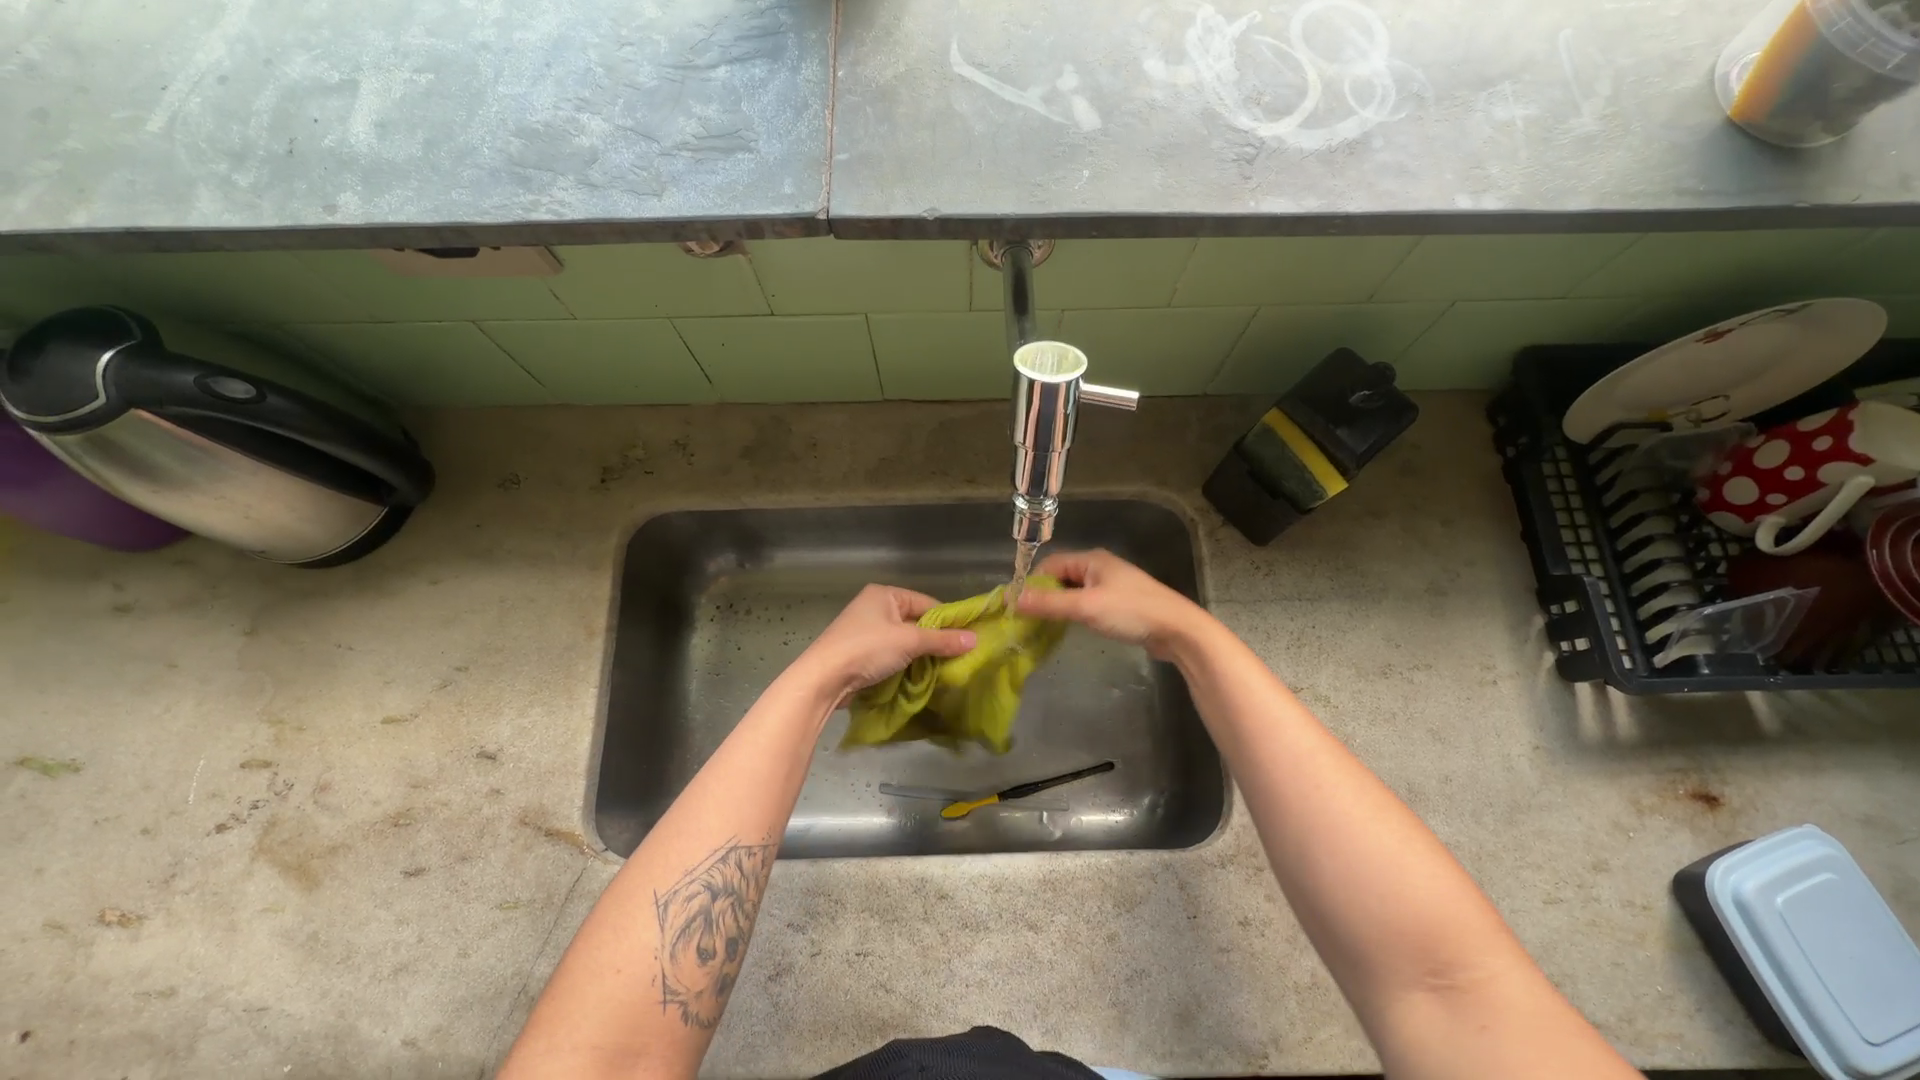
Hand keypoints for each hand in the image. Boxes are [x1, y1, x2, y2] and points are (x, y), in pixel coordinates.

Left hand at [792, 585, 977, 702]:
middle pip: (916, 622)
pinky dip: (905, 664)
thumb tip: (975, 640)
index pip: (927, 603)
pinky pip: (891, 655)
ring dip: (920, 655)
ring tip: (943, 670)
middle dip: (934, 640)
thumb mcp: (909, 642)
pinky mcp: (860, 653)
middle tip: (959, 657)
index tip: (967, 639)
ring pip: (904, 641)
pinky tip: (919, 677)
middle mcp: (874, 608)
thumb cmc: (867, 649)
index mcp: (885, 595)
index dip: (947, 621)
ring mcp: (866, 631)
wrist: (823, 678)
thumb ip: (942, 640)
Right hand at [1016, 549, 1208, 659]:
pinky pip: (1088, 604)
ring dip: (1060, 606)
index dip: (1032, 583)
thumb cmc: (1131, 611)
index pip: (1051, 565)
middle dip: (1044, 596)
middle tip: (1028, 619)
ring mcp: (1111, 586)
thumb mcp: (1086, 607)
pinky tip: (1071, 629)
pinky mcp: (1120, 604)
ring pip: (1075, 592)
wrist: (1177, 629)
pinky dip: (1076, 614)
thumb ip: (1049, 604)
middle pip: (1062, 577)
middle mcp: (1100, 568)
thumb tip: (1012, 600)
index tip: (1018, 605)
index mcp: (1092, 560)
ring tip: (1044, 626)